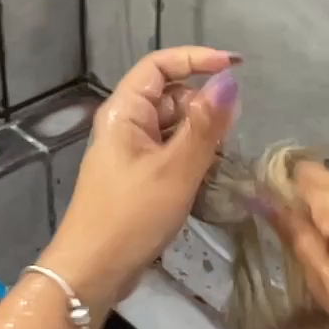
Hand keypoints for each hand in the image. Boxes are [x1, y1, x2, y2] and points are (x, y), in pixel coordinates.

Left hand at [45, 47, 239, 313]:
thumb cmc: (131, 216)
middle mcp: (125, 124)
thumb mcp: (175, 169)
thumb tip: (229, 81)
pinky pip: (169, 151)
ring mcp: (129, 151)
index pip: (160, 65)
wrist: (93, 270)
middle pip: (169, 95)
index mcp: (124, 111)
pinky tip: (207, 176)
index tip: (235, 66)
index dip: (196, 58)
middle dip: (202, 105)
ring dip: (199, 134)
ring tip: (221, 158)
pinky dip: (191, 156)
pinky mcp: (137, 176)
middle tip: (229, 133)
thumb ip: (205, 125)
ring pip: (173, 126)